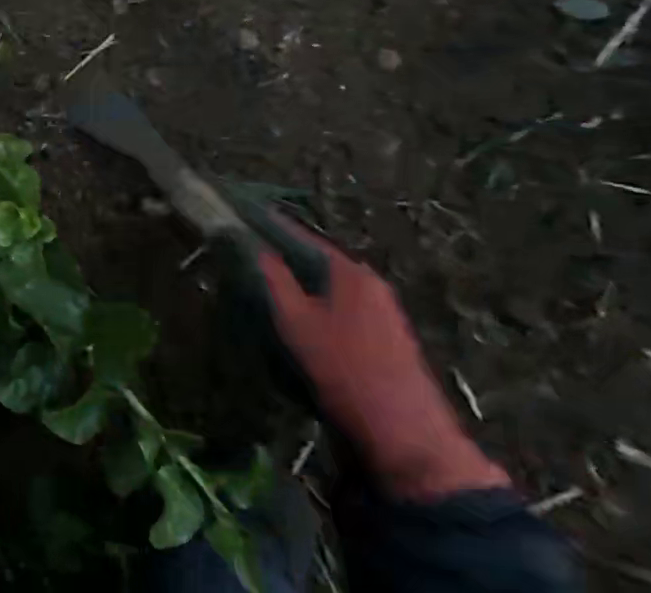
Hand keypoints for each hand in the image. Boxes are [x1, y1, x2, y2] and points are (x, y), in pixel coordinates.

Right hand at [256, 219, 510, 501]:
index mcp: (350, 271)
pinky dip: (320, 305)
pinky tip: (304, 321)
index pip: (303, 237)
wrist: (405, 432)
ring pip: (332, 286)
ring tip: (273, 287)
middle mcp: (371, 281)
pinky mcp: (388, 337)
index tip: (246, 219)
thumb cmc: (343, 369)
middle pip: (320, 260)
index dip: (273, 228)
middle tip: (254, 256)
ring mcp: (384, 310)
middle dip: (288, 257)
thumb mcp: (297, 322)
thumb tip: (259, 249)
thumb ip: (276, 281)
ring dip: (304, 284)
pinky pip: (345, 307)